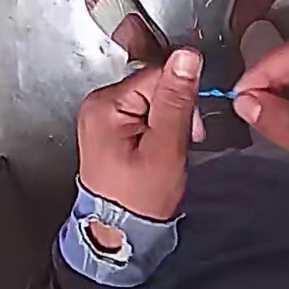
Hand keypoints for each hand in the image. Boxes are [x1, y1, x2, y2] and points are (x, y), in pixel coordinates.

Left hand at [76, 48, 204, 221]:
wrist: (119, 232)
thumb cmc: (139, 198)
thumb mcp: (165, 148)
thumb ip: (176, 101)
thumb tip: (186, 56)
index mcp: (105, 105)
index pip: (157, 75)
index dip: (182, 97)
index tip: (191, 128)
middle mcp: (97, 105)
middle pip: (152, 85)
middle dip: (174, 112)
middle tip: (178, 145)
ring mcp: (100, 117)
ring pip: (150, 100)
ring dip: (167, 122)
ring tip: (165, 152)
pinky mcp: (108, 129)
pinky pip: (141, 114)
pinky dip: (156, 130)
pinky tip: (156, 151)